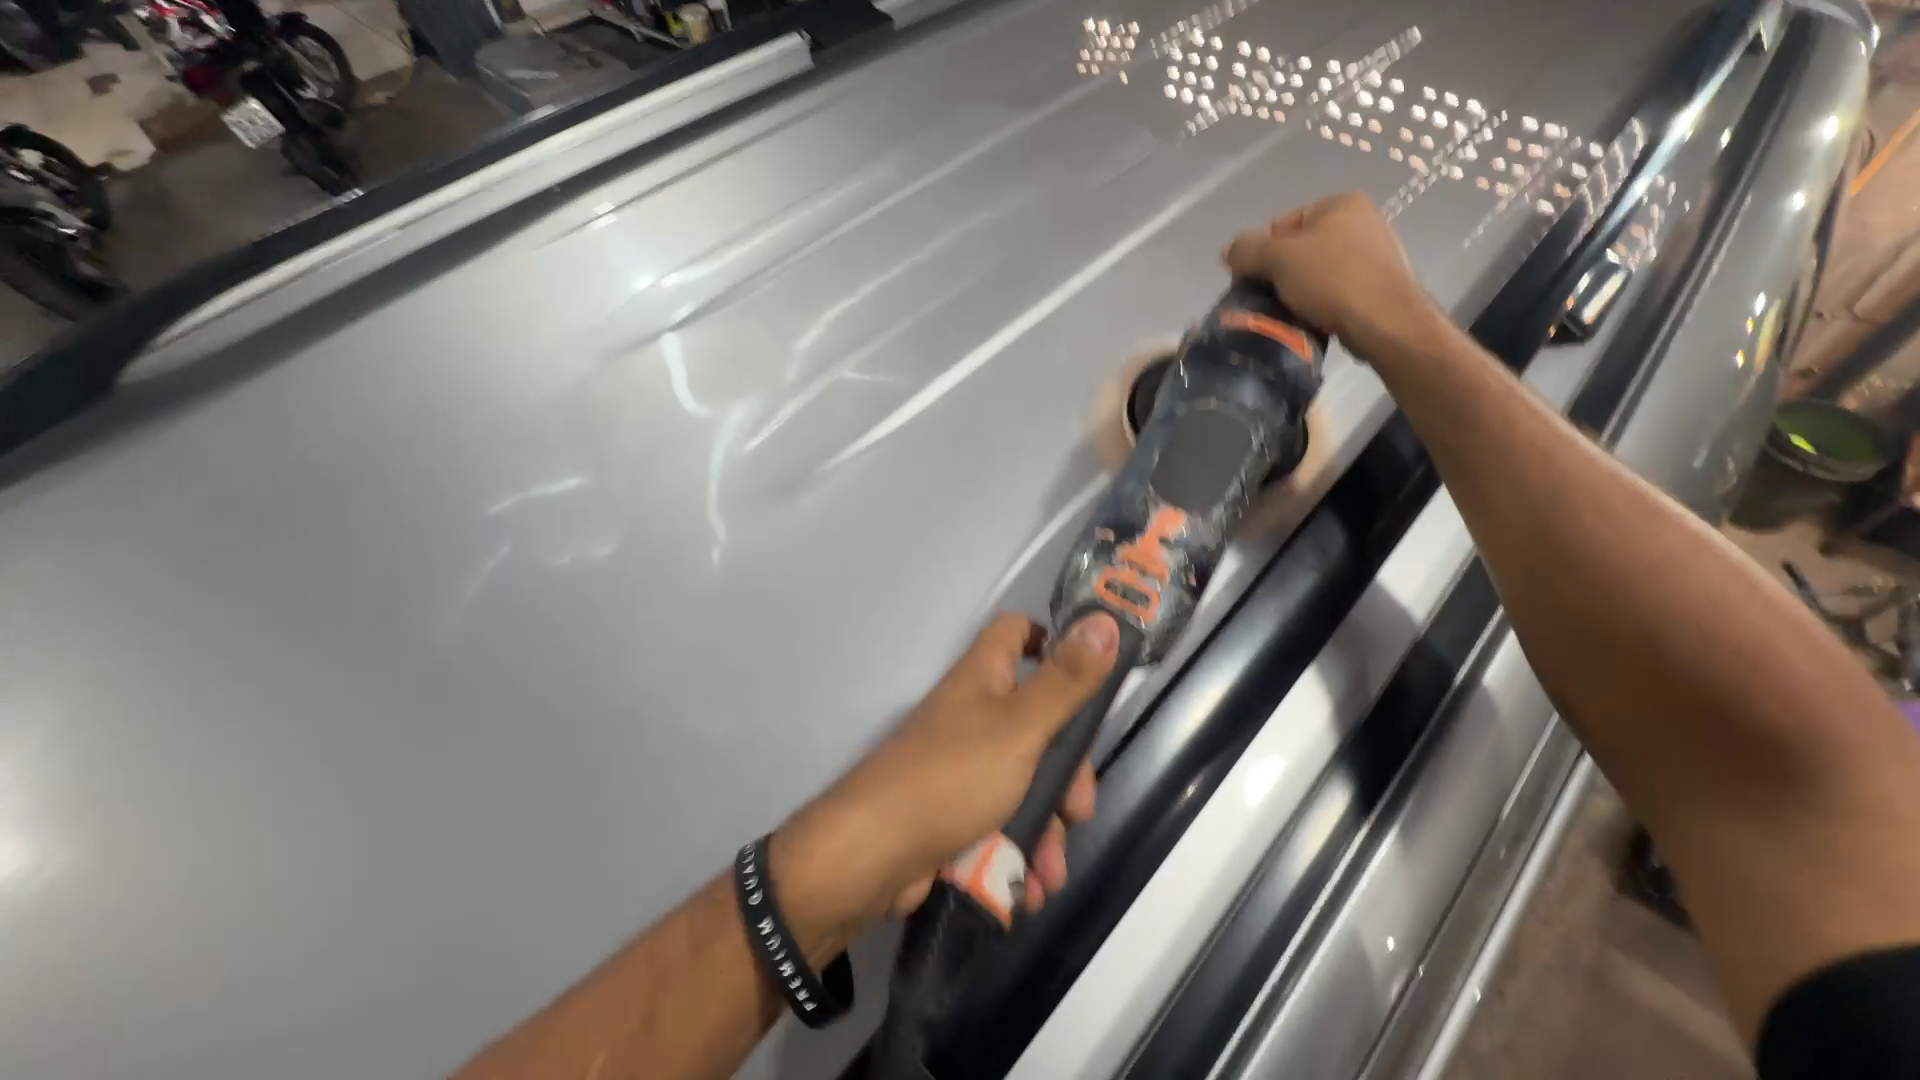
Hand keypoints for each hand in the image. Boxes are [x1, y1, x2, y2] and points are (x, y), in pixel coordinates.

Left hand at [770, 613, 1119, 956]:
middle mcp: (972, 717)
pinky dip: (1020, 856)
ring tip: (1050, 873)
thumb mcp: (1021, 727)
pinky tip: (1030, 890)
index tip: (1089, 674)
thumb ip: (1066, 681)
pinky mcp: (954, 815)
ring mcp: (962, 769)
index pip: (1017, 633)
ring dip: (1047, 832)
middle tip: (1078, 812)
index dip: (1052, 641)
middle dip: (1067, 775)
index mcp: (983, 679)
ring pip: (1025, 786)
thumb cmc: (952, 777)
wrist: (873, 855)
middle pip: (1038, 726)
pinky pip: (1001, 826)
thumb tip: (1107, 620)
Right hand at [1222, 192, 1442, 359]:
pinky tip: (1311, 320)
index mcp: (1340, 203)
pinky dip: (1320, 304)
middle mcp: (1362, 221)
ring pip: (1316, 273)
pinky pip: (1336, 291)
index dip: (1261, 253)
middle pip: (1300, 249)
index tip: (1253, 281)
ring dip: (1298, 292)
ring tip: (1287, 313)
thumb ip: (1247, 250)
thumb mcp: (1278, 259)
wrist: (1386, 322)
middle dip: (1279, 274)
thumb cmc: (1332, 280)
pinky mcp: (1380, 285)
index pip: (1282, 224)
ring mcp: (1375, 253)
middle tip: (1267, 299)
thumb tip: (1227, 251)